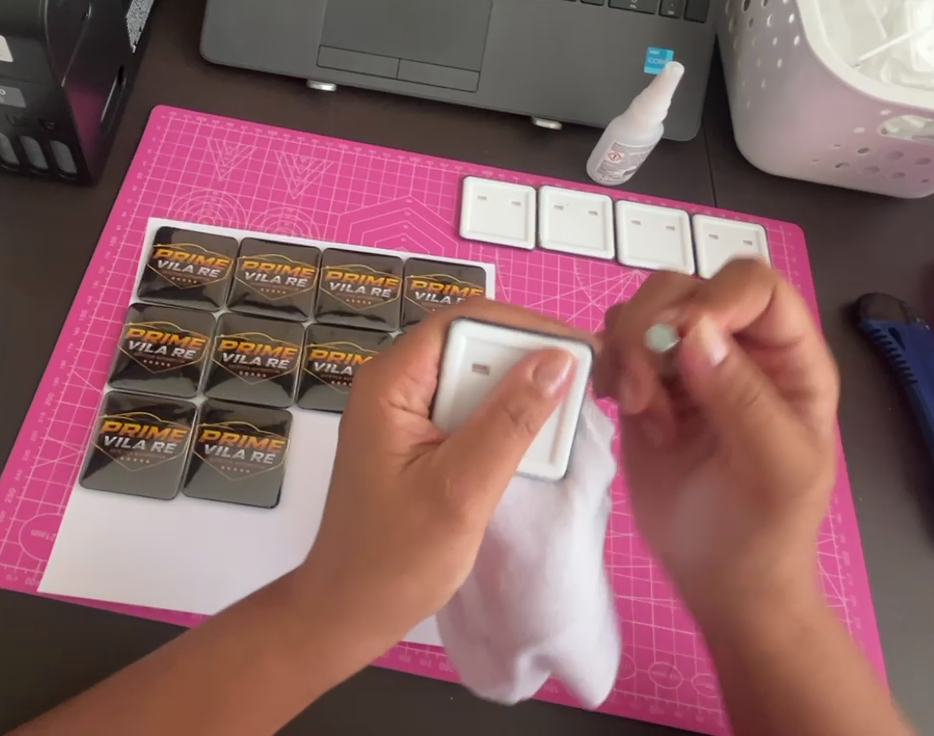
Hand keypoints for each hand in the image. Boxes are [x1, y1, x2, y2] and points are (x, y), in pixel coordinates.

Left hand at [291, 299, 583, 653]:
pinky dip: (502, 415)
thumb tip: (557, 361)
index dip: (522, 325)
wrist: (349, 610)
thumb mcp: (461, 489)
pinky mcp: (415, 435)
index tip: (577, 346)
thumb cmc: (395, 558)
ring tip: (569, 405)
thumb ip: (509, 422)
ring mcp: (403, 409)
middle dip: (526, 356)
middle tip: (584, 377)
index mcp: (390, 381)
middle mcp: (394, 383)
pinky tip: (535, 434)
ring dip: (518, 387)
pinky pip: (465, 406)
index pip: (461, 323)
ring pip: (471, 375)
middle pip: (468, 343)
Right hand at [593, 261, 838, 628]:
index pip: (753, 286)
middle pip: (681, 287)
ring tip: (641, 412)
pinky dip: (607, 364)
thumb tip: (693, 330)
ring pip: (640, 309)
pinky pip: (611, 340)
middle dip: (651, 332)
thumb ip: (741, 397)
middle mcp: (734, 345)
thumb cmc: (763, 526)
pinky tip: (620, 406)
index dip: (715, 297)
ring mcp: (683, 361)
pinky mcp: (642, 379)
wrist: (717, 573)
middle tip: (646, 396)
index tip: (681, 341)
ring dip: (628, 354)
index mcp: (786, 356)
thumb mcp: (774, 468)